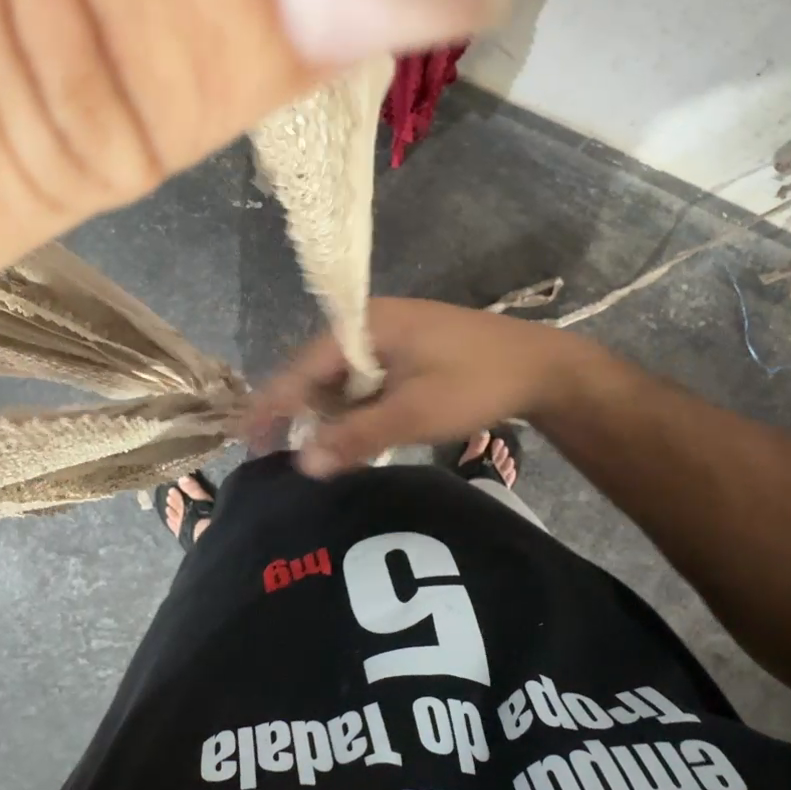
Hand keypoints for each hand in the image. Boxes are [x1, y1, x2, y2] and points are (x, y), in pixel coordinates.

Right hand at [252, 298, 585, 476]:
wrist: (544, 368)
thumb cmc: (475, 383)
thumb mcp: (412, 413)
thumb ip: (354, 436)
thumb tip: (302, 465)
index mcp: (365, 325)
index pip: (302, 366)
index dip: (273, 404)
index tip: (246, 439)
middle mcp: (369, 324)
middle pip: (318, 372)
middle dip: (298, 412)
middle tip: (274, 454)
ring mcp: (389, 337)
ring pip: (341, 380)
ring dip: (328, 415)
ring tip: (309, 453)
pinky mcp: (405, 353)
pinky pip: (364, 382)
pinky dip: (354, 410)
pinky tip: (349, 438)